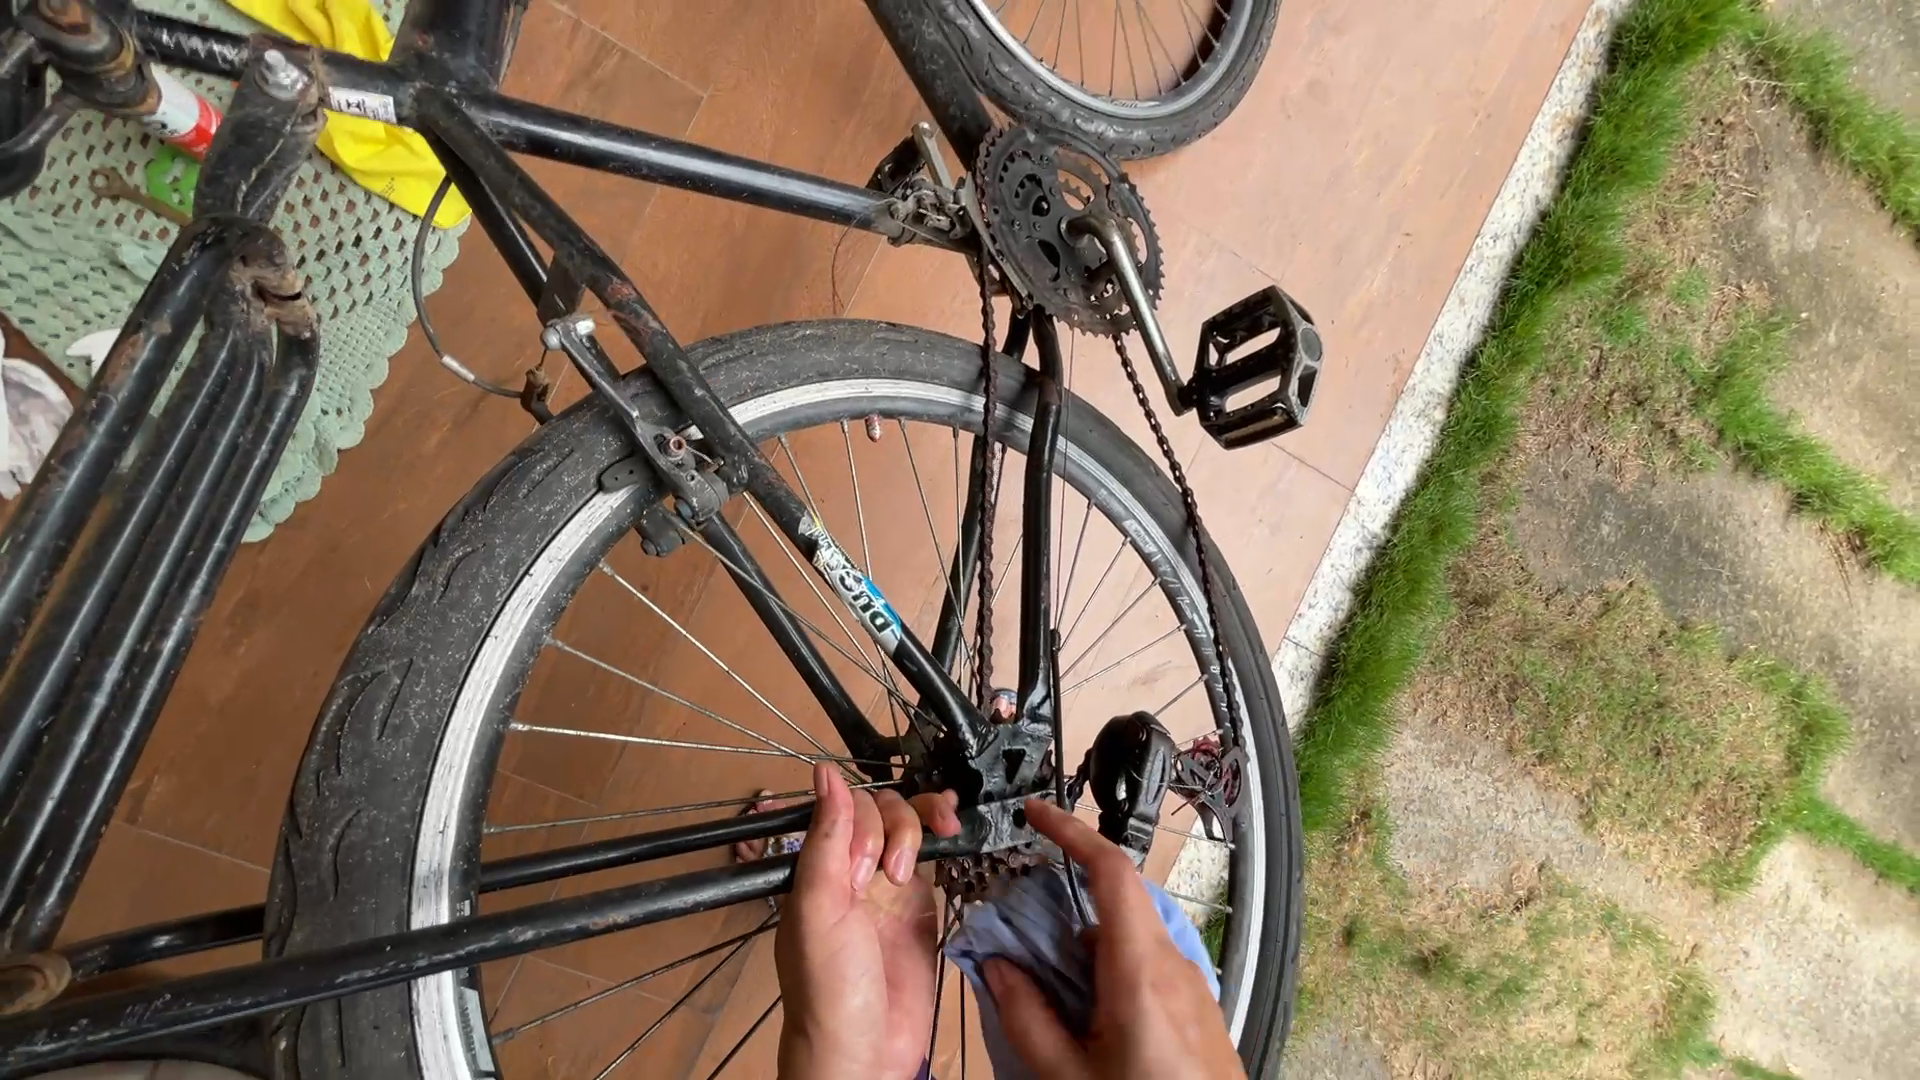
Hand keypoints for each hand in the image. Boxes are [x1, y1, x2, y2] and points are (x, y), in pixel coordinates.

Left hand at [774, 763, 960, 1079]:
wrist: (868, 1053)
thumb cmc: (829, 986)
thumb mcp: (818, 910)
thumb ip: (824, 839)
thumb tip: (823, 771)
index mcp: (819, 865)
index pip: (846, 807)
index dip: (862, 823)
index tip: (864, 868)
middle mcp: (852, 866)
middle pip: (881, 808)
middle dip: (893, 828)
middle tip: (889, 879)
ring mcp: (888, 881)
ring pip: (908, 820)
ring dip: (921, 822)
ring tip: (931, 846)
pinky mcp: (920, 899)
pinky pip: (932, 850)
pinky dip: (942, 828)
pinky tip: (952, 821)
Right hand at [982, 797, 1244, 1079]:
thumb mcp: (1069, 1079)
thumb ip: (1027, 1017)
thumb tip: (997, 966)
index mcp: (1141, 969)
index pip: (1110, 869)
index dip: (1070, 830)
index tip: (1034, 812)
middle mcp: (1173, 964)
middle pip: (1115, 901)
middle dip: (1065, 898)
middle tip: (1020, 924)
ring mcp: (1193, 986)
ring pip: (1130, 935)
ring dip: (1086, 941)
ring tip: (1049, 982)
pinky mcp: (1200, 1010)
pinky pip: (1149, 964)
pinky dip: (1110, 966)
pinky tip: (1090, 1015)